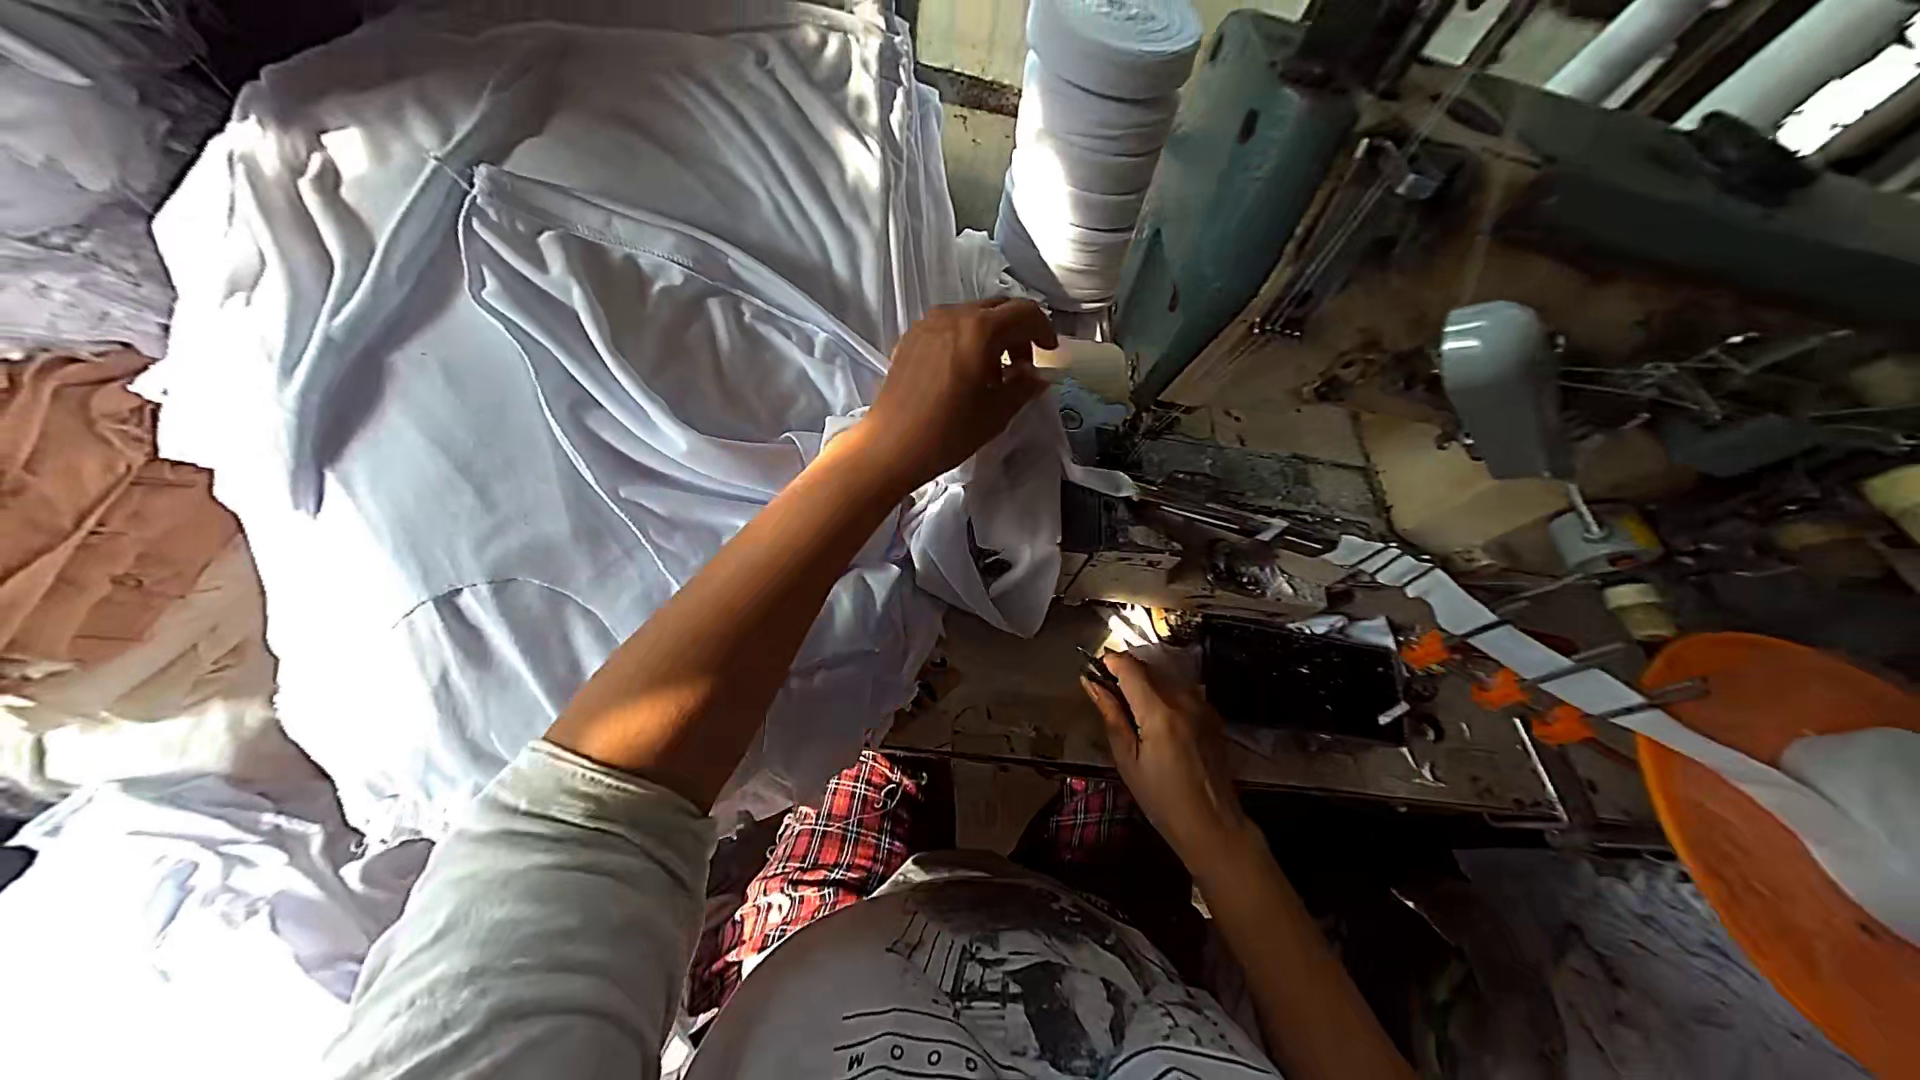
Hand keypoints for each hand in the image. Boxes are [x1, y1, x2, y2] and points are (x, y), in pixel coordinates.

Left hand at [853, 298, 1056, 491]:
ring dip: (991, 336)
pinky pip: (948, 327)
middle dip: (1017, 332)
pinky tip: (963, 373)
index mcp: (980, 330)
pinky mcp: (910, 338)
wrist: (890, 446)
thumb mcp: (996, 413)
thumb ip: (1023, 387)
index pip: (1025, 313)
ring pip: (971, 316)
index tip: (1048, 352)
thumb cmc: (947, 432)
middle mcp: (952, 316)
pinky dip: (965, 340)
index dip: (1044, 330)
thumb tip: (1036, 376)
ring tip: (991, 374)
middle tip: (1021, 366)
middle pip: (998, 309)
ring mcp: (927, 324)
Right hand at [1083, 649, 1256, 871]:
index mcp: (1160, 714)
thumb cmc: (1161, 799)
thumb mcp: (1126, 760)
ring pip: (1165, 676)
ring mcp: (1202, 706)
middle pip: (1149, 668)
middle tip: (1107, 691)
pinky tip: (1156, 718)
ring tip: (1130, 706)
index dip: (1110, 661)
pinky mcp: (1212, 714)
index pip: (1131, 668)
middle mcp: (1184, 701)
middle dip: (1126, 672)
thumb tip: (1091, 683)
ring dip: (1145, 681)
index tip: (1095, 668)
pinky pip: (1181, 690)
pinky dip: (1164, 692)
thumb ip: (1111, 716)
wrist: (1212, 824)